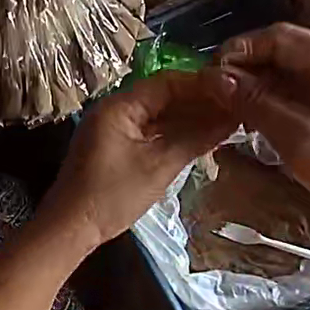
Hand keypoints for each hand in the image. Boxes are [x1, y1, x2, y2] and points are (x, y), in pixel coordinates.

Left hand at [38, 71, 238, 250]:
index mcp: (119, 106)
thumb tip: (232, 116)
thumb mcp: (158, 166)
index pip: (167, 82)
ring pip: (159, 115)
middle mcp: (115, 110)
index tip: (236, 90)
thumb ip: (195, 138)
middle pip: (163, 96)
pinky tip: (203, 138)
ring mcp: (114, 129)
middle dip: (199, 102)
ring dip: (190, 118)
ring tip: (230, 121)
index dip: (203, 84)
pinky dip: (174, 134)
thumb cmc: (111, 195)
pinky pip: (150, 132)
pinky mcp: (116, 147)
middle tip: (239, 107)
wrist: (70, 227)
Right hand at [202, 24, 309, 236]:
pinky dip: (268, 104)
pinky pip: (294, 96)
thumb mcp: (301, 139)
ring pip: (286, 76)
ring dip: (253, 89)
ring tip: (221, 106)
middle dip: (244, 71)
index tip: (207, 73)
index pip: (283, 38)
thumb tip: (211, 79)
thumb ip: (255, 104)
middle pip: (284, 55)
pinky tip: (245, 117)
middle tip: (209, 93)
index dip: (240, 51)